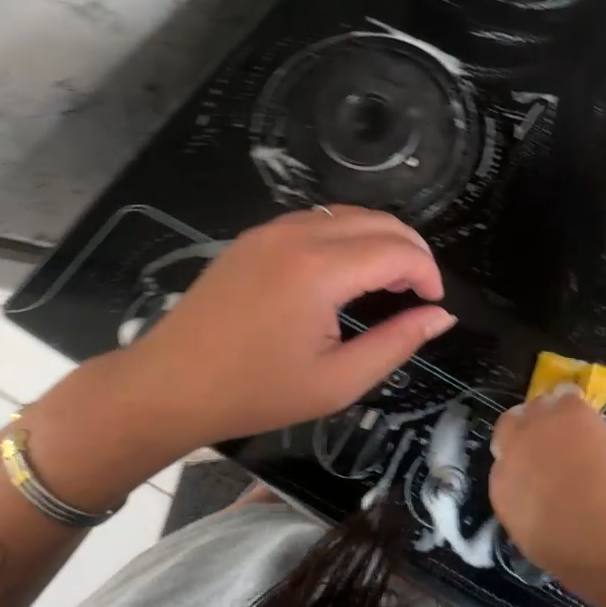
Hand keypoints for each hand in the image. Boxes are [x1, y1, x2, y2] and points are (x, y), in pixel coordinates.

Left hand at [119, 206, 454, 449]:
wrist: (165, 388)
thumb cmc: (254, 392)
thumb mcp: (337, 381)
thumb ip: (398, 343)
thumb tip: (440, 316)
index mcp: (320, 269)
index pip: (398, 251)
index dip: (428, 273)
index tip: (433, 304)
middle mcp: (299, 235)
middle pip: (380, 221)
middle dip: (412, 250)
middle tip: (418, 292)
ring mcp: (272, 230)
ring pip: (351, 214)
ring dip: (381, 239)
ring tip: (387, 283)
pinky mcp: (256, 236)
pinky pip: (320, 220)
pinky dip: (349, 236)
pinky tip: (347, 272)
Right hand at [489, 389, 605, 583]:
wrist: (605, 527)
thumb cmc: (574, 549)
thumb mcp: (536, 538)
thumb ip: (528, 509)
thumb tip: (540, 501)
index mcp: (501, 488)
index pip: (503, 464)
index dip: (521, 462)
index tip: (538, 469)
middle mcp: (514, 451)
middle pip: (512, 424)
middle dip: (528, 431)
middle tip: (552, 443)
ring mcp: (540, 426)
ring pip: (538, 405)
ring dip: (552, 415)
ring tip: (573, 430)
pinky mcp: (570, 411)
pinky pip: (567, 396)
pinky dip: (575, 404)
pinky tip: (589, 418)